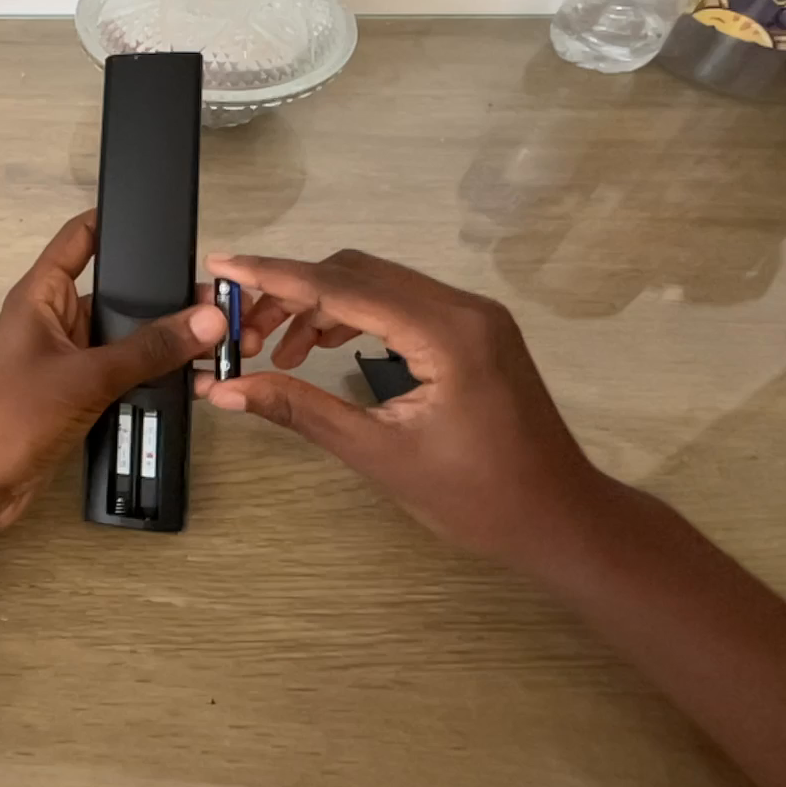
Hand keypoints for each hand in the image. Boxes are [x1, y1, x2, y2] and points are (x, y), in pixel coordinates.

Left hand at [0, 211, 226, 529]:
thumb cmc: (13, 413)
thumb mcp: (85, 375)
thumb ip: (148, 349)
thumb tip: (210, 317)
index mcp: (43, 294)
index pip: (81, 236)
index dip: (118, 218)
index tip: (168, 216)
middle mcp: (56, 319)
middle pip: (115, 292)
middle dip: (164, 296)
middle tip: (225, 301)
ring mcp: (67, 359)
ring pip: (123, 337)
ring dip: (163, 342)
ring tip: (222, 341)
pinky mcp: (76, 395)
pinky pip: (121, 373)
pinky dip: (151, 376)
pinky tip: (193, 381)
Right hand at [198, 250, 626, 572]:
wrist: (563, 520)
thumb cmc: (476, 497)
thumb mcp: (376, 453)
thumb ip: (297, 409)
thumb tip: (224, 390)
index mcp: (444, 333)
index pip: (340, 286)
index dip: (272, 275)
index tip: (222, 266)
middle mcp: (459, 307)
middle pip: (352, 273)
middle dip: (287, 292)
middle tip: (242, 331)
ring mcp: (468, 314)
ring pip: (370, 282)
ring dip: (314, 303)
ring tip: (275, 349)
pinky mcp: (468, 327)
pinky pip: (391, 300)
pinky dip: (345, 314)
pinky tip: (318, 345)